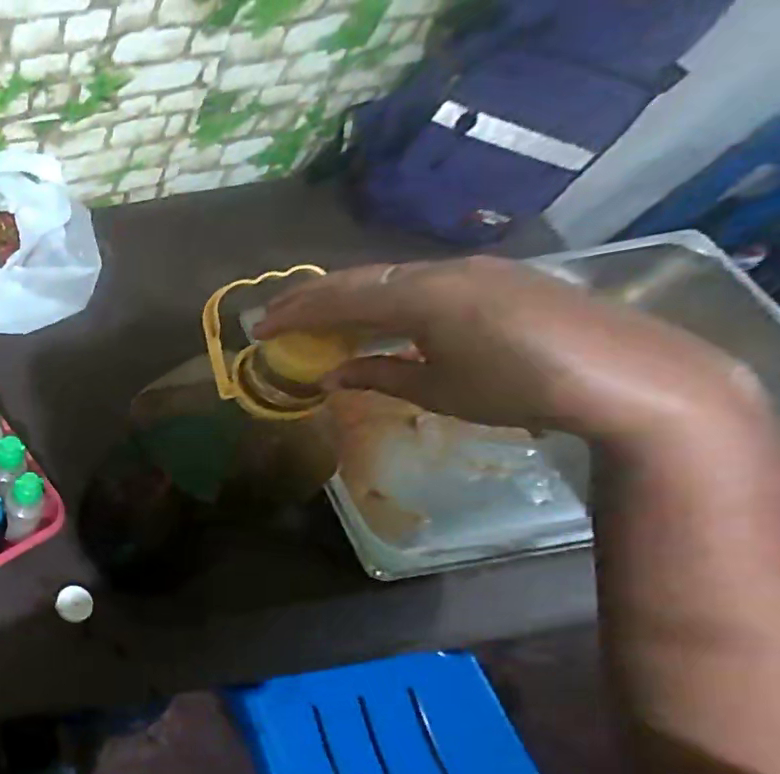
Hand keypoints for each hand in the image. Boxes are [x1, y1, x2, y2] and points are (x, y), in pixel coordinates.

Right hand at [253, 256, 762, 448]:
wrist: (629, 377)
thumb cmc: (517, 388)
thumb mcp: (436, 390)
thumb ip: (378, 375)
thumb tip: (332, 376)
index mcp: (422, 297)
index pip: (340, 299)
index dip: (294, 313)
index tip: (257, 328)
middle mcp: (444, 272)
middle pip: (361, 277)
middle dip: (311, 296)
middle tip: (274, 314)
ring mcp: (475, 270)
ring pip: (390, 274)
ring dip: (346, 293)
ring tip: (313, 313)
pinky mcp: (497, 278)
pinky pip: (420, 278)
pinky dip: (383, 294)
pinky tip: (374, 313)